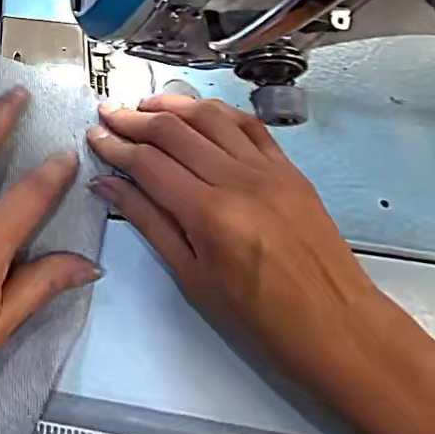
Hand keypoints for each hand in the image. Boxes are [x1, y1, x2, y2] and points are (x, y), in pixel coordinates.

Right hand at [85, 94, 384, 382]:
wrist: (341, 329)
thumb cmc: (262, 321)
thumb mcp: (193, 279)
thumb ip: (148, 222)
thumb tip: (108, 185)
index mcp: (211, 214)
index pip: (148, 163)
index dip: (115, 146)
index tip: (93, 136)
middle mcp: (238, 180)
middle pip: (174, 131)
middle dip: (133, 119)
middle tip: (107, 113)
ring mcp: (268, 169)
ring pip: (210, 116)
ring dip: (172, 104)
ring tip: (143, 104)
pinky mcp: (289, 167)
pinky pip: (248, 124)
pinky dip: (217, 111)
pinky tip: (198, 110)